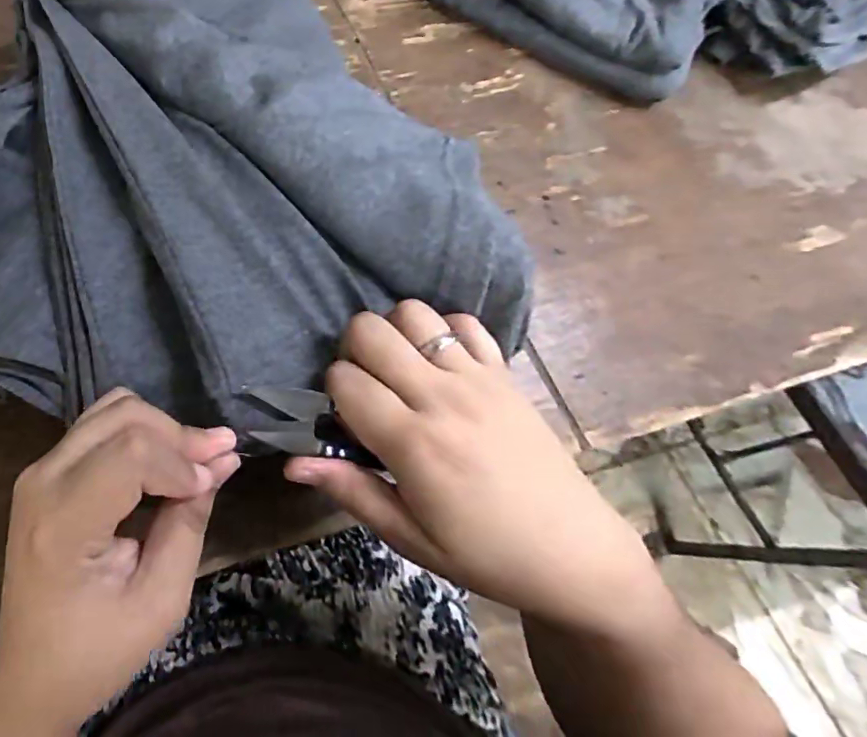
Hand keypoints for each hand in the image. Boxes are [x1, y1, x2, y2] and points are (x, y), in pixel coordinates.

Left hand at [0, 390, 240, 736]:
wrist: (31, 673)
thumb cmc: (96, 650)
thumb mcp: (160, 601)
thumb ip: (189, 523)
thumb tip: (223, 461)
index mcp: (63, 523)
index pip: (131, 453)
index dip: (180, 460)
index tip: (211, 484)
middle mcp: (43, 480)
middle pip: (124, 417)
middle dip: (178, 434)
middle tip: (217, 460)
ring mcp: (39, 469)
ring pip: (113, 408)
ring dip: (160, 427)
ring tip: (194, 460)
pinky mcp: (45, 468)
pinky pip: (100, 423)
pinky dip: (140, 431)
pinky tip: (163, 461)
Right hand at [284, 301, 673, 636]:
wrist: (575, 552)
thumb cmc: (484, 553)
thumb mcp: (410, 538)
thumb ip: (351, 491)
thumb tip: (291, 464)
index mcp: (413, 443)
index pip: (345, 380)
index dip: (333, 392)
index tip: (347, 417)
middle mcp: (441, 397)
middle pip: (370, 330)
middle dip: (353, 350)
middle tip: (367, 386)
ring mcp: (477, 378)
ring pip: (413, 312)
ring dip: (395, 332)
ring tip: (402, 369)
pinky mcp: (504, 372)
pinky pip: (465, 322)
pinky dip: (444, 330)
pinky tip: (443, 363)